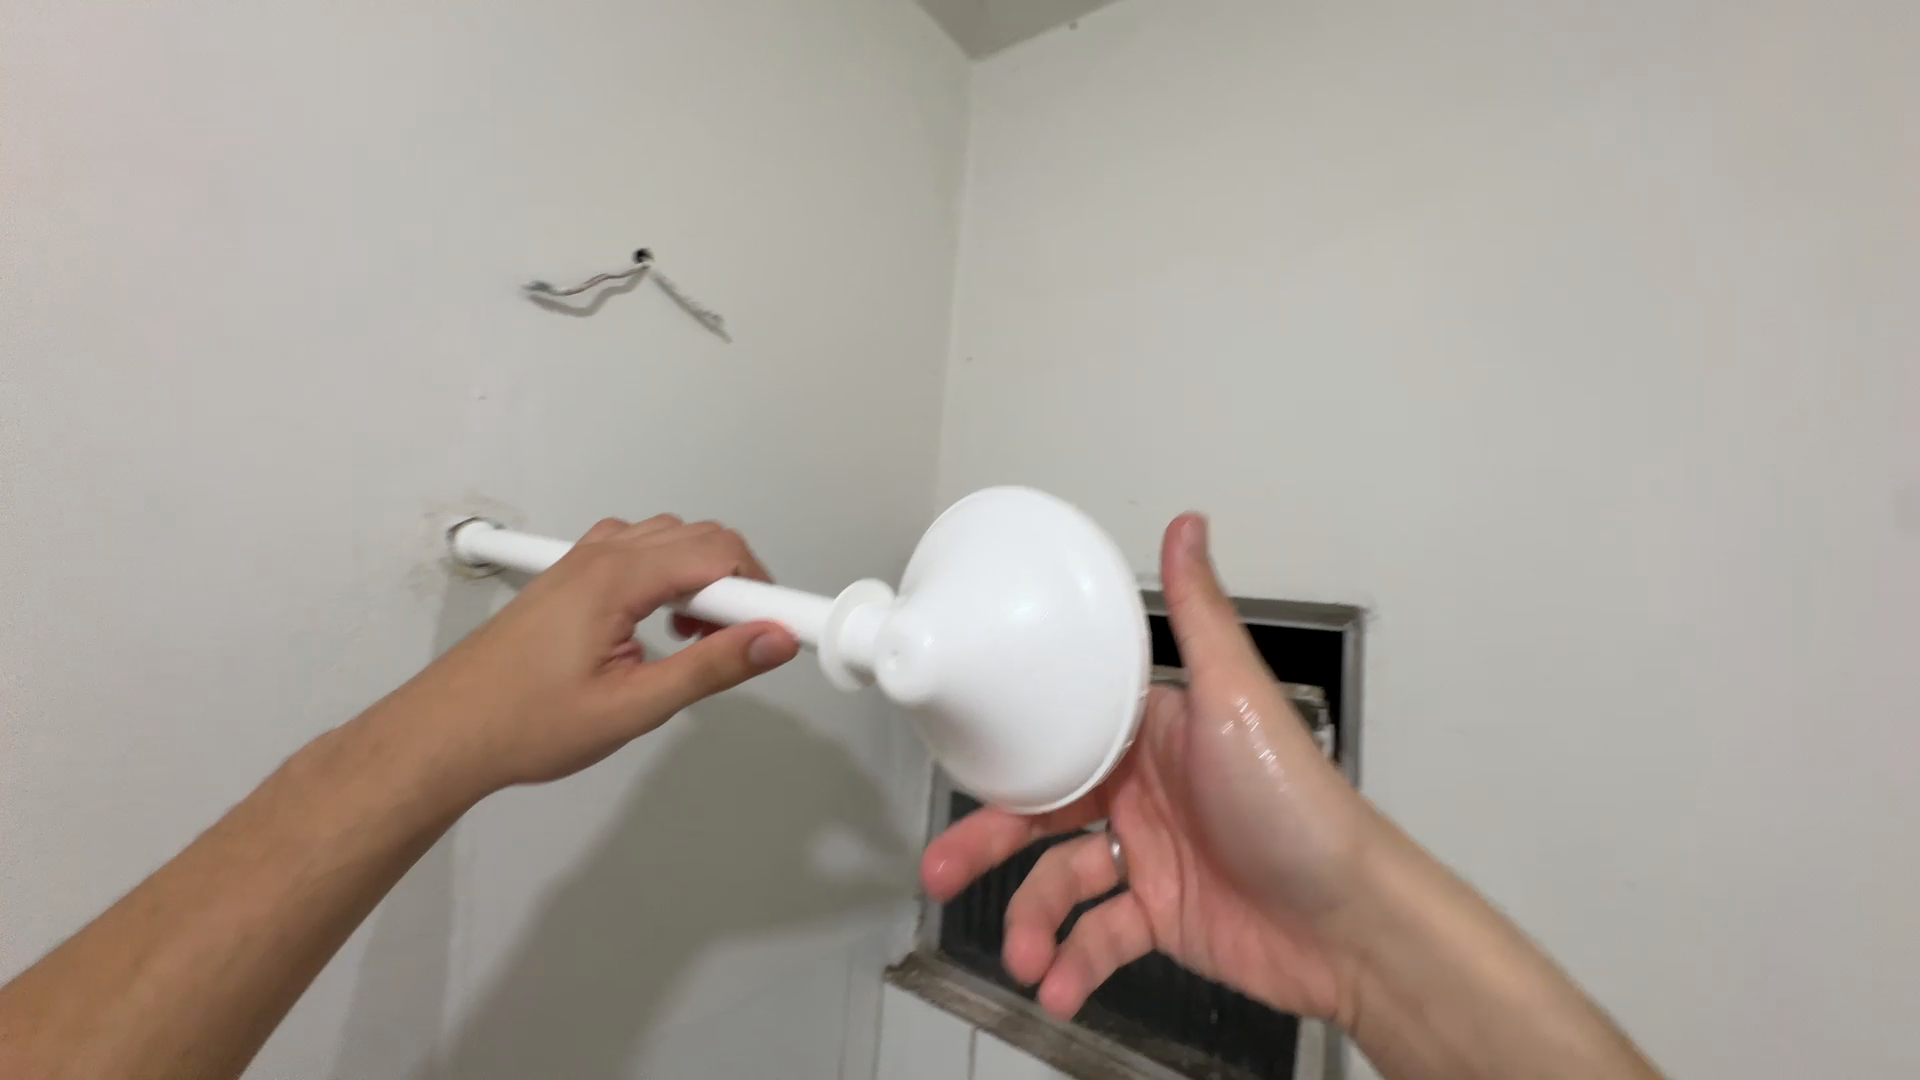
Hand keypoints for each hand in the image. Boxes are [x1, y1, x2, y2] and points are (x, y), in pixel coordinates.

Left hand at [380, 515, 800, 795]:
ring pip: (675, 539)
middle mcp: (603, 556)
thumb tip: (769, 641)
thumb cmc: (520, 724)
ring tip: (698, 634)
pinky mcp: (576, 576)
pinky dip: (672, 573)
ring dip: (705, 577)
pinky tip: (664, 620)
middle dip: (740, 582)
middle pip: (704, 538)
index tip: (785, 623)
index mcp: (618, 579)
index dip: (764, 590)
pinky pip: (643, 550)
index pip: (721, 555)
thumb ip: (711, 668)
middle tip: (741, 637)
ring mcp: (585, 561)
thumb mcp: (633, 707)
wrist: (442, 736)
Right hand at [922, 514, 1379, 1022]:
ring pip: (1061, 883)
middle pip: (1041, 817)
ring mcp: (1147, 856)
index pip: (1056, 741)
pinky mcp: (1159, 915)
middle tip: (943, 870)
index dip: (1005, 760)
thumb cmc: (1299, 801)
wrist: (1354, 921)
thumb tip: (1187, 525)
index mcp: (1144, 737)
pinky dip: (1074, 961)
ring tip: (1024, 953)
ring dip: (1032, 919)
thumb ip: (1199, 612)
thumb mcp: (1235, 696)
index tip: (962, 774)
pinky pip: (1098, 938)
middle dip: (988, 846)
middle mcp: (1138, 791)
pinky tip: (1061, 981)